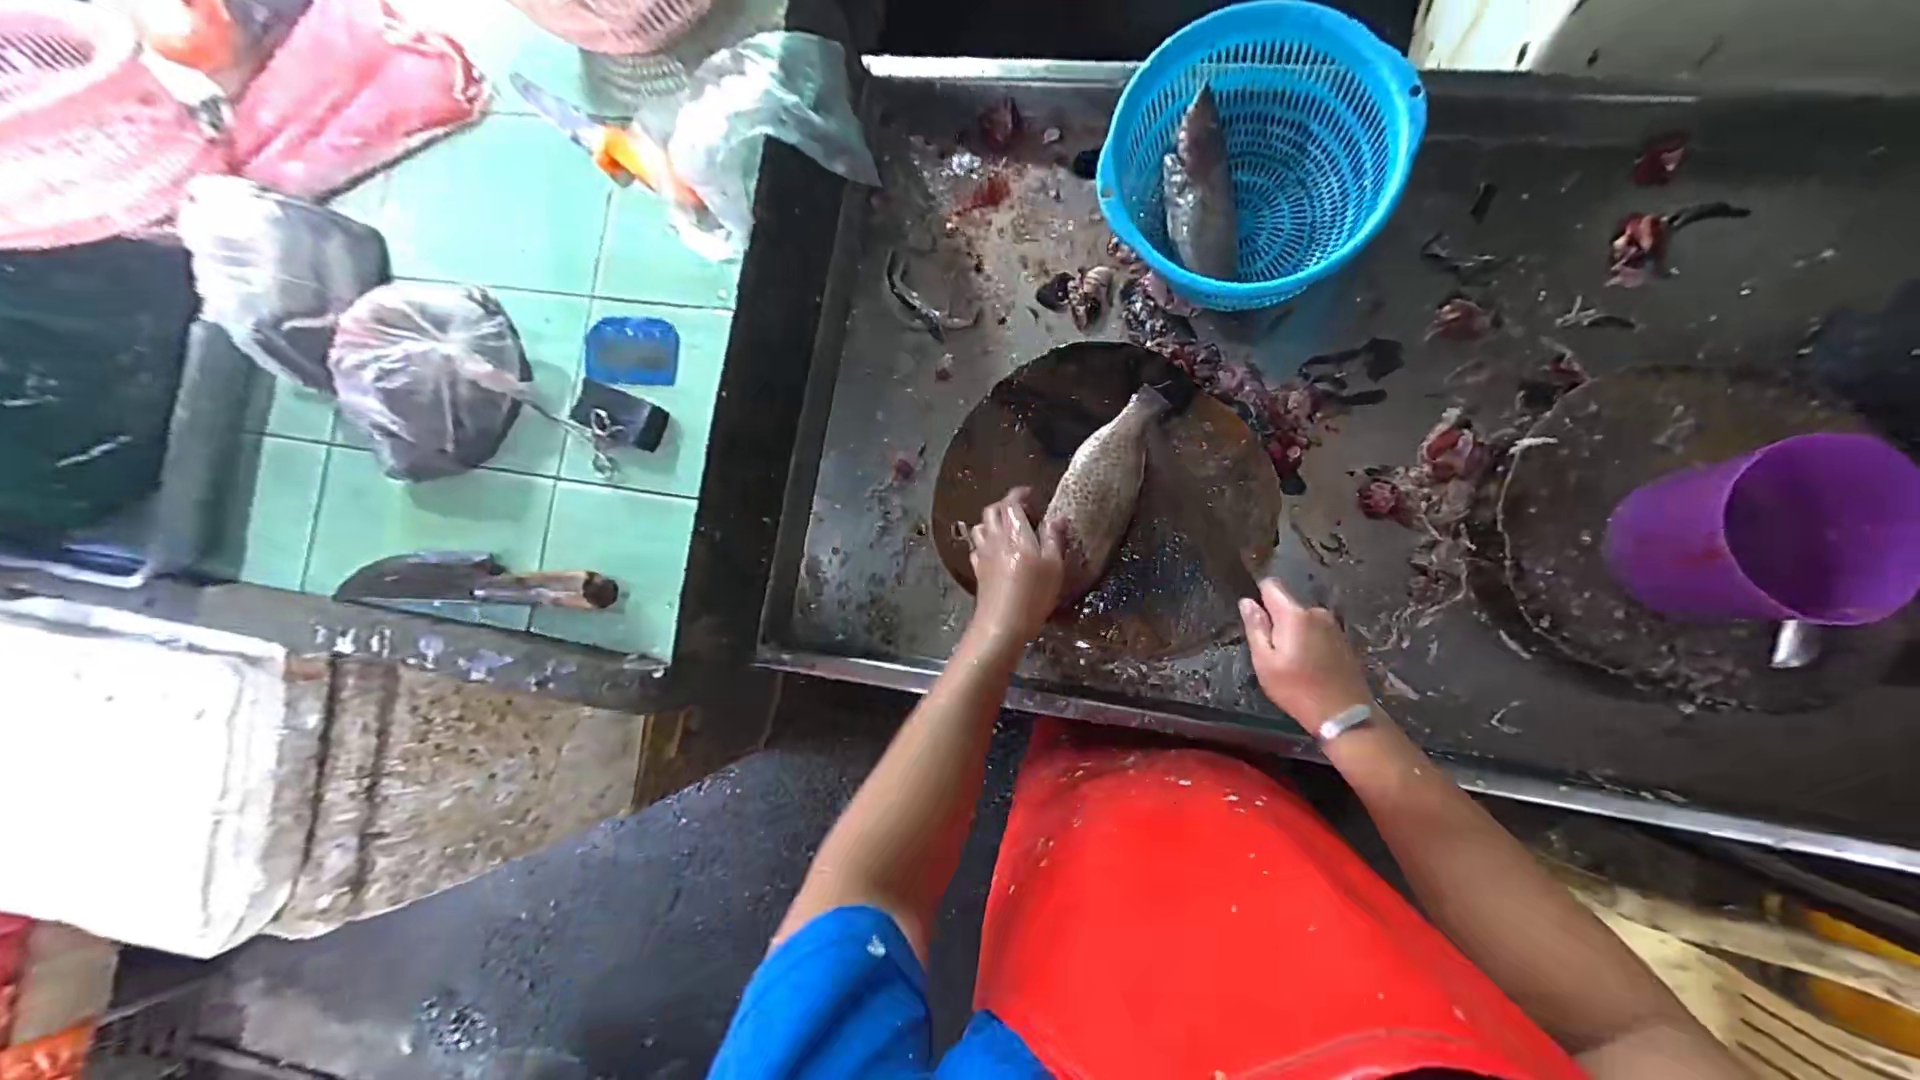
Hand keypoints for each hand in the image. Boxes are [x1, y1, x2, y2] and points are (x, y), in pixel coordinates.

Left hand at [967, 487, 1066, 646]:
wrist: (1002, 623)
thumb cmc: (1033, 594)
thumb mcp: (1054, 566)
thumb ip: (1054, 538)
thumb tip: (1057, 517)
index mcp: (1015, 533)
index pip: (1011, 503)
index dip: (1019, 494)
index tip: (1030, 494)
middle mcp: (995, 538)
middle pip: (992, 511)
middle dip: (1005, 505)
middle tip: (1022, 511)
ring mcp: (983, 554)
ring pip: (980, 526)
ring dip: (992, 522)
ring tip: (1007, 528)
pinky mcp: (978, 570)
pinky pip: (977, 546)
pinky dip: (985, 541)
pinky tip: (994, 550)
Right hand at [1239, 579, 1373, 726]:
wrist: (1345, 714)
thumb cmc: (1297, 689)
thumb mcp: (1265, 661)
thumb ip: (1255, 627)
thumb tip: (1247, 602)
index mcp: (1294, 615)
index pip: (1271, 585)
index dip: (1259, 596)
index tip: (1254, 617)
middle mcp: (1316, 613)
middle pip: (1287, 604)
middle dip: (1275, 619)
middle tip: (1271, 650)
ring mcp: (1333, 626)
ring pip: (1302, 619)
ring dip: (1293, 632)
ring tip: (1290, 661)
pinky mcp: (1342, 639)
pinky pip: (1316, 631)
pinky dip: (1308, 641)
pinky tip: (1308, 664)